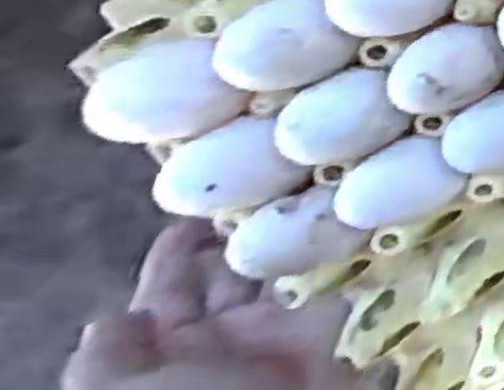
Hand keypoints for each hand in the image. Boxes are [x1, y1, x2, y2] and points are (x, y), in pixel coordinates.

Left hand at [63, 220, 360, 389]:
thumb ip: (107, 362)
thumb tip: (113, 316)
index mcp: (165, 350)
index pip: (167, 288)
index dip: (178, 250)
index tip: (202, 203)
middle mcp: (220, 334)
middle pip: (233, 271)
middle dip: (252, 229)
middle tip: (280, 181)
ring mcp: (276, 331)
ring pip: (286, 272)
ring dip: (301, 238)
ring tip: (322, 195)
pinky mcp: (324, 329)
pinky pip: (337, 285)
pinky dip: (347, 256)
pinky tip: (358, 224)